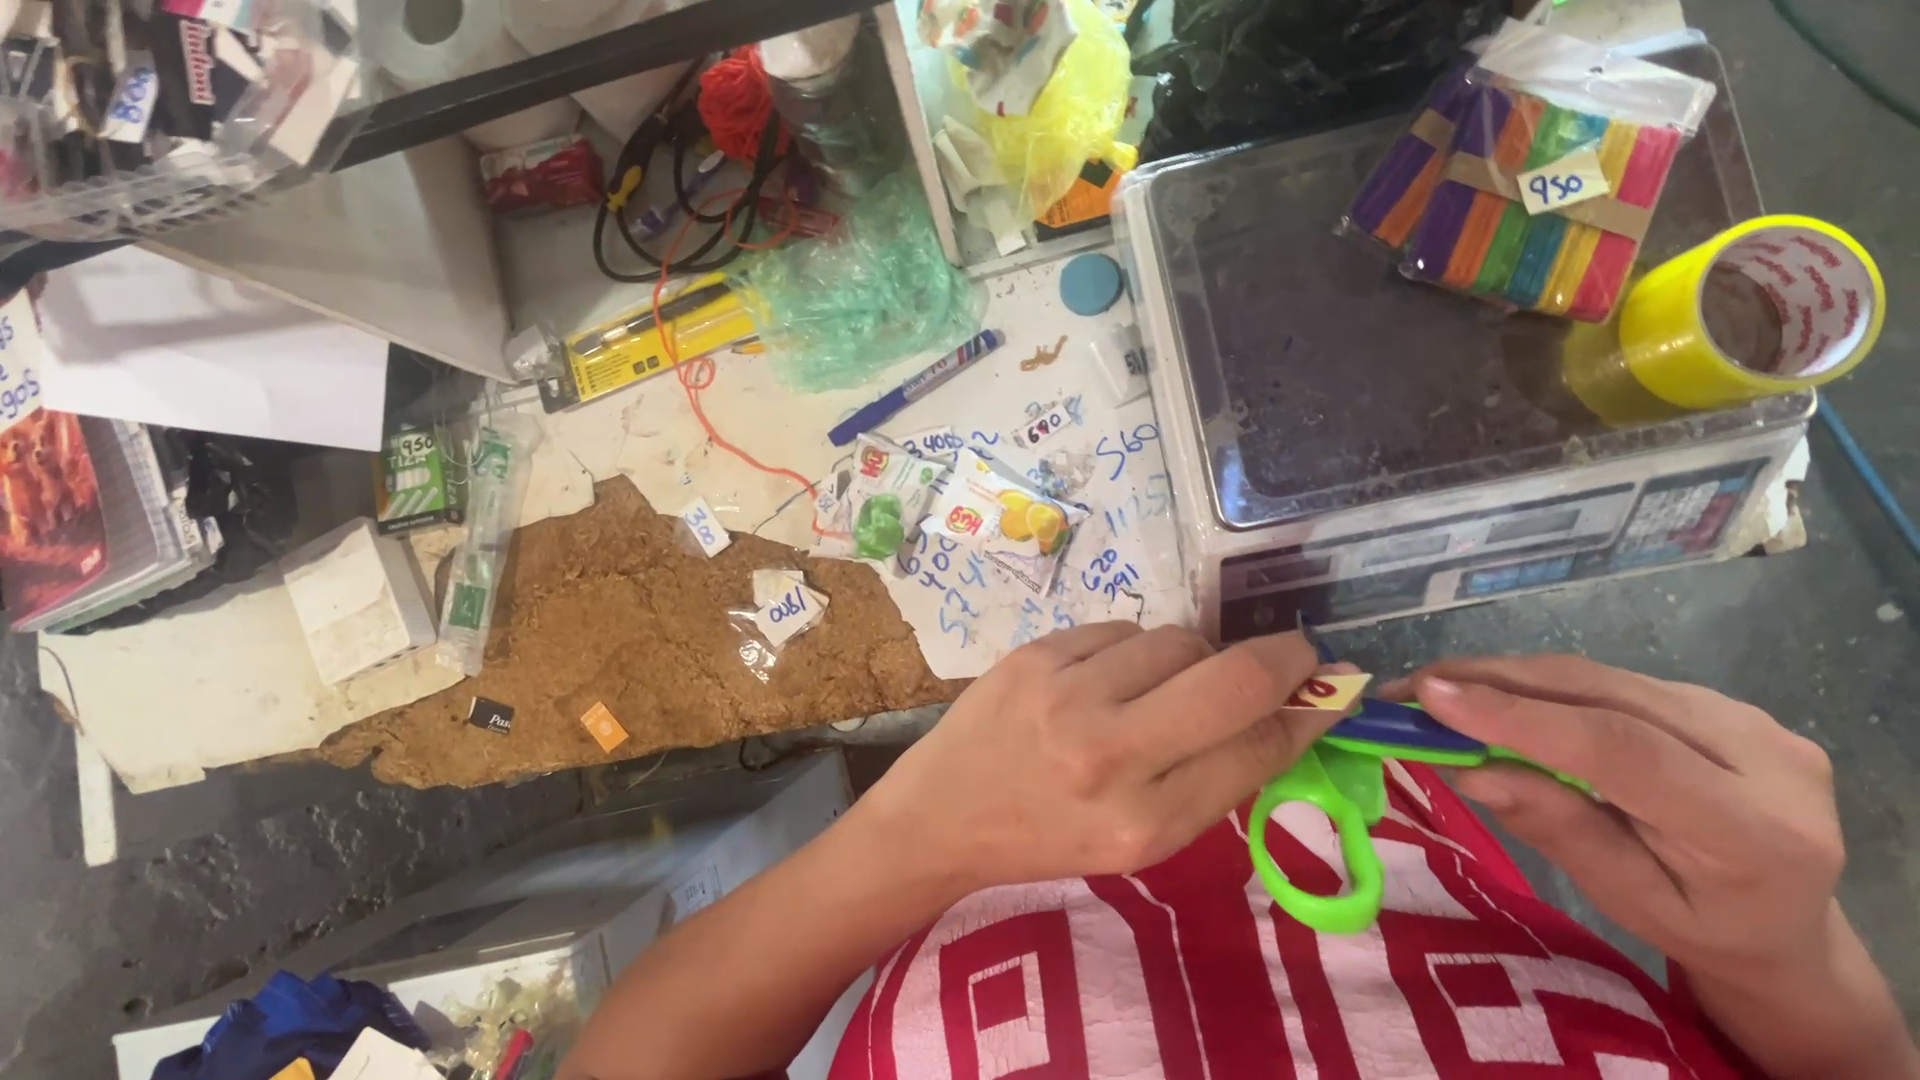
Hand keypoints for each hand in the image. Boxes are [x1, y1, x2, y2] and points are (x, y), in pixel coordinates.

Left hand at [857, 624, 1335, 892]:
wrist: (944, 814)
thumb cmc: (1049, 837)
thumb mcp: (1140, 840)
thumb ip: (1216, 780)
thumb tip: (1291, 711)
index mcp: (1144, 824)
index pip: (1257, 750)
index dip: (1309, 712)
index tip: (1331, 687)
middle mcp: (1108, 754)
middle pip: (1234, 677)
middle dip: (1284, 657)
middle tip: (1295, 653)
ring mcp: (1066, 694)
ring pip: (1178, 639)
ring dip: (1194, 656)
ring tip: (1167, 684)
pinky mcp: (1035, 653)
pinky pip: (1122, 629)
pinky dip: (1134, 649)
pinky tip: (1109, 676)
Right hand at [1388, 655, 1843, 980]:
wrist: (1780, 917)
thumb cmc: (1697, 923)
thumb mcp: (1624, 896)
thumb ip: (1557, 828)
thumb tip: (1469, 770)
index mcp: (1756, 826)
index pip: (1620, 748)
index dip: (1517, 716)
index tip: (1430, 698)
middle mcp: (1763, 752)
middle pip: (1602, 695)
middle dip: (1493, 683)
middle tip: (1407, 688)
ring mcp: (1743, 715)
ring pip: (1597, 676)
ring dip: (1505, 677)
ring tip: (1433, 688)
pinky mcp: (1714, 698)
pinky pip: (1606, 679)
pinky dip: (1536, 683)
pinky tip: (1491, 694)